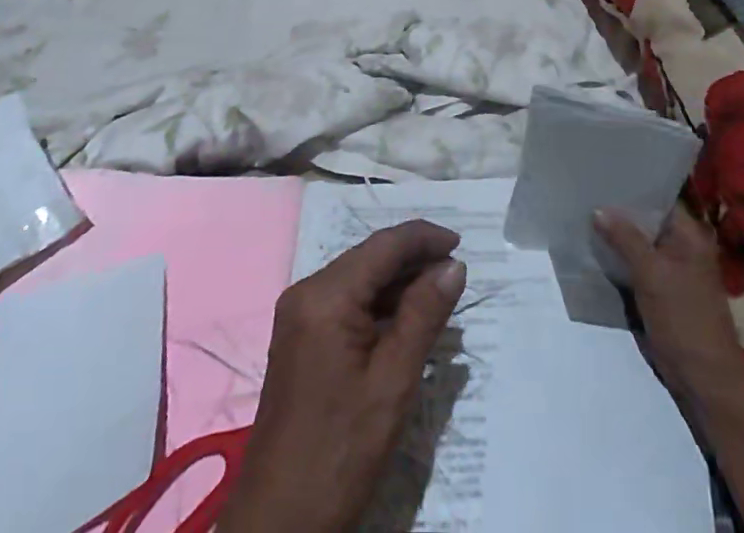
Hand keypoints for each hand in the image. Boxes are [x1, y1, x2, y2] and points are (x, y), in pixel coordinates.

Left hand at [217, 220, 467, 532]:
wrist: (282, 515)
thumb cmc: (343, 447)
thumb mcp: (394, 379)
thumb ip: (424, 314)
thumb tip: (452, 266)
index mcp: (325, 297)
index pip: (382, 246)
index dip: (423, 238)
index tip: (462, 243)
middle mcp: (306, 293)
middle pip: (368, 257)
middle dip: (413, 257)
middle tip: (457, 270)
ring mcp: (298, 316)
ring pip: (357, 278)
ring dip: (398, 280)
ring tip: (441, 290)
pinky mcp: (300, 337)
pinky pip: (346, 302)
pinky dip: (378, 303)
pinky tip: (407, 316)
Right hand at [595, 205, 743, 404]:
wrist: (704, 379)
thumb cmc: (684, 320)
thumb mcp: (652, 274)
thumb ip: (626, 239)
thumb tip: (599, 209)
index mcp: (690, 236)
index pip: (660, 200)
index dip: (633, 188)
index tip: (601, 175)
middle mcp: (682, 248)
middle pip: (647, 222)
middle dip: (618, 212)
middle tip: (582, 194)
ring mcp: (671, 272)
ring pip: (638, 246)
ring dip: (614, 237)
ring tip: (579, 216)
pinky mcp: (659, 293)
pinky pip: (634, 267)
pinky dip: (617, 261)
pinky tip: (590, 251)